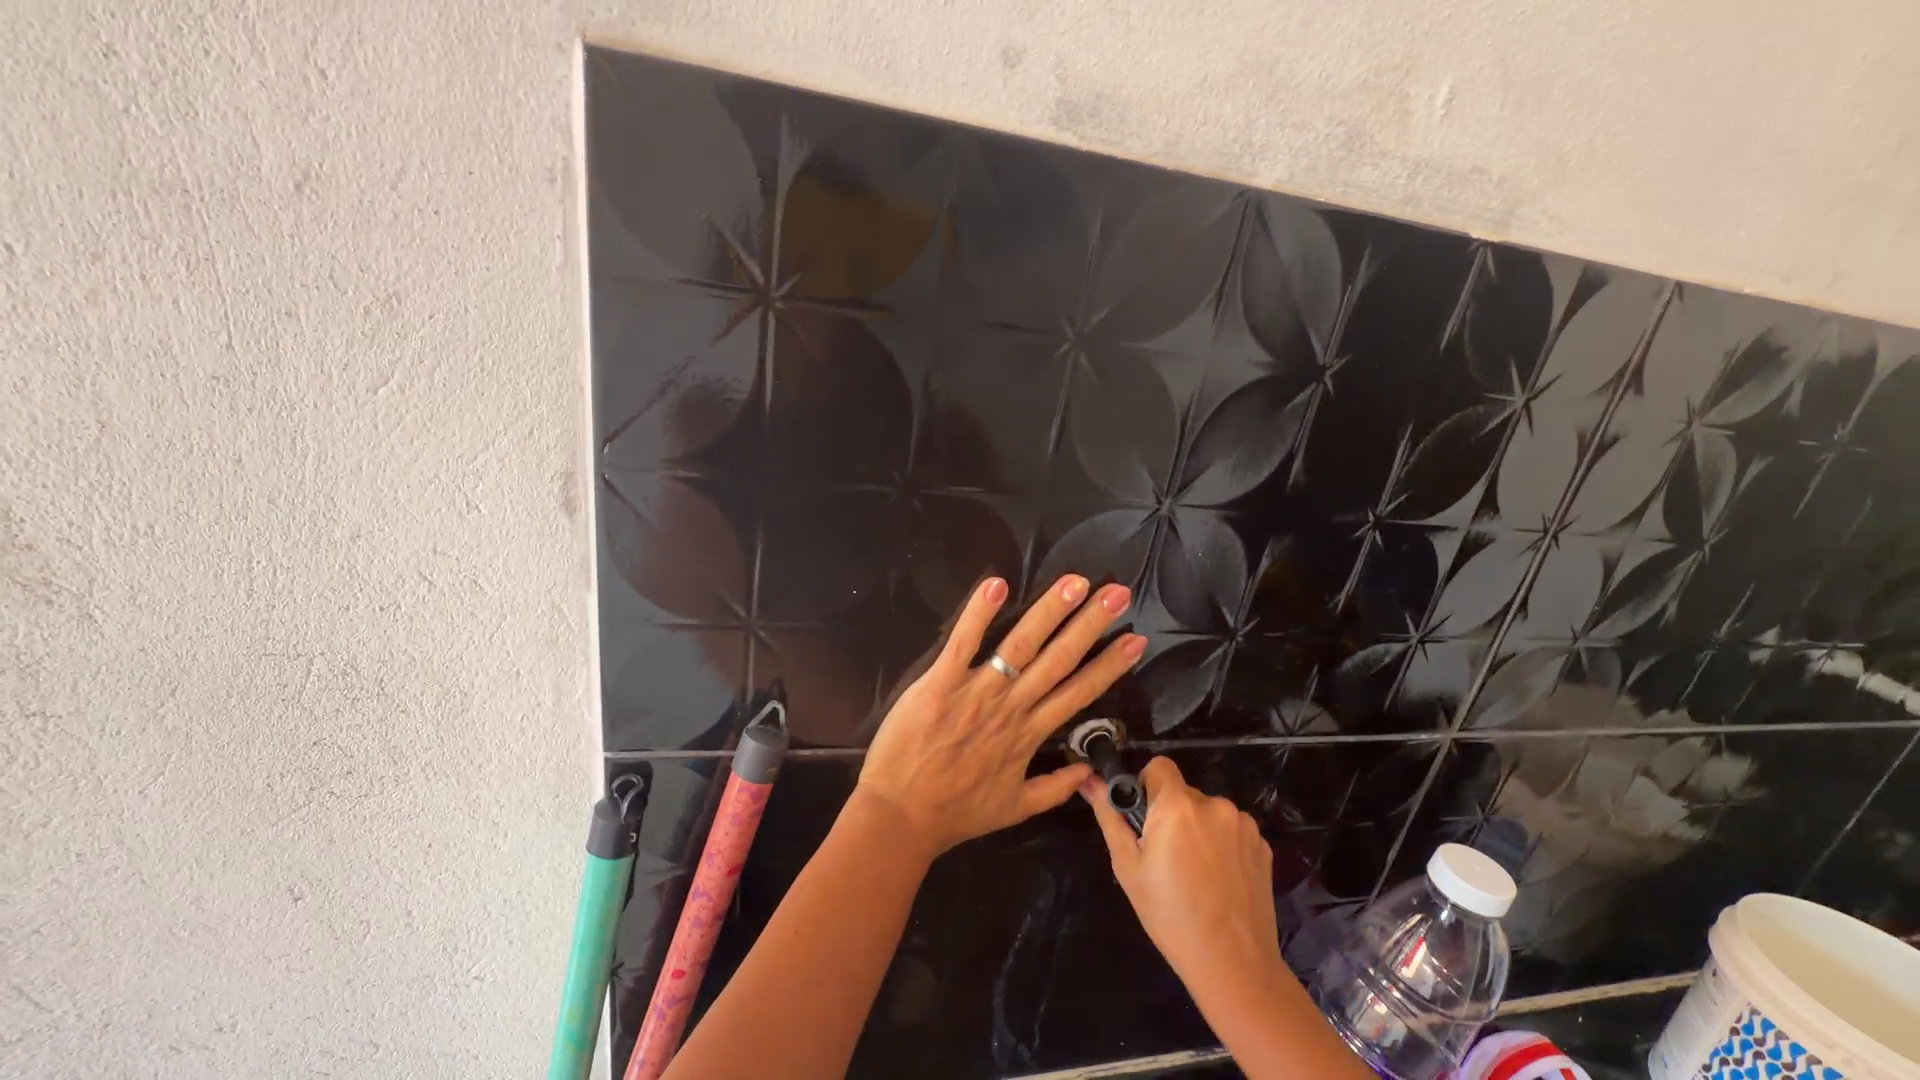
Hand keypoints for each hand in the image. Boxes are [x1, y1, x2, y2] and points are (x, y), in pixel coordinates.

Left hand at [857, 574, 1146, 856]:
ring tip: (1075, 582)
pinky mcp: (940, 683)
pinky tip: (996, 584)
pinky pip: (963, 643)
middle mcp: (1011, 707)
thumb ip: (1056, 788)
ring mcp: (977, 692)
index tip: (1136, 639)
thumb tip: (1091, 772)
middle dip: (1091, 624)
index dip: (1110, 665)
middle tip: (1117, 592)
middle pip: (1059, 658)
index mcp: (1030, 734)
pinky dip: (979, 614)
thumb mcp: (1015, 809)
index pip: (1079, 692)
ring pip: (1020, 645)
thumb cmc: (956, 813)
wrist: (902, 816)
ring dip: (1050, 611)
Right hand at [1084, 757, 1286, 991]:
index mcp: (1178, 806)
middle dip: (1171, 814)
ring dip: (1198, 829)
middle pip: (1183, 793)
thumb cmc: (1168, 914)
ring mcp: (1244, 825)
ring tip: (1194, 873)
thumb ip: (1110, 817)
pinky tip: (1218, 880)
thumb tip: (1090, 782)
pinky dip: (1221, 845)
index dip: (1146, 785)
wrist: (1232, 961)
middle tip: (1164, 856)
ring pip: (1209, 813)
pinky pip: (1232, 831)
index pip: (1159, 766)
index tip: (1143, 818)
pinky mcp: (1263, 845)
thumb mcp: (1128, 867)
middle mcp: (1214, 804)